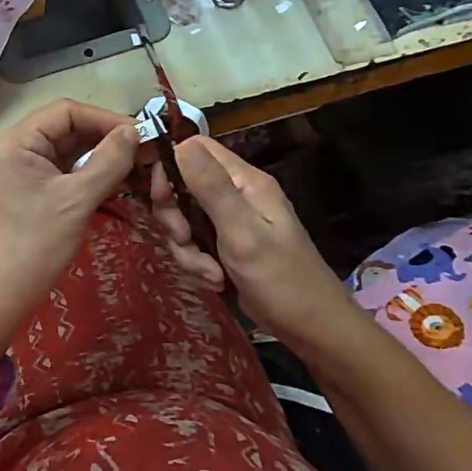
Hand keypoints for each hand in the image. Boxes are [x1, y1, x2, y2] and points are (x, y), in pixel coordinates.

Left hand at [0, 100, 144, 358]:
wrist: (0, 296)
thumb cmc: (35, 245)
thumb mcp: (77, 200)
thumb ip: (108, 161)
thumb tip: (135, 131)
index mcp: (14, 141)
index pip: (66, 112)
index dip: (106, 119)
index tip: (141, 135)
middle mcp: (12, 148)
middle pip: (66, 129)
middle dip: (106, 138)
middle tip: (145, 153)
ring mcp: (18, 171)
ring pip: (66, 152)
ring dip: (100, 157)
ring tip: (136, 167)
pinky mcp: (26, 191)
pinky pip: (61, 172)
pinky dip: (87, 174)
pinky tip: (115, 181)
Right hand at [152, 136, 361, 346]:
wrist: (310, 327)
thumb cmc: (280, 278)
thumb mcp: (242, 232)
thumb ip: (212, 188)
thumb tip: (181, 144)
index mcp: (245, 181)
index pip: (195, 149)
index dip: (170, 167)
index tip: (161, 198)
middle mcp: (237, 194)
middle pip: (182, 188)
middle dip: (176, 219)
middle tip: (185, 240)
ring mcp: (230, 222)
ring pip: (185, 221)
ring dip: (187, 250)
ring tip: (210, 272)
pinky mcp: (225, 246)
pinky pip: (194, 245)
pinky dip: (197, 264)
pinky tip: (215, 281)